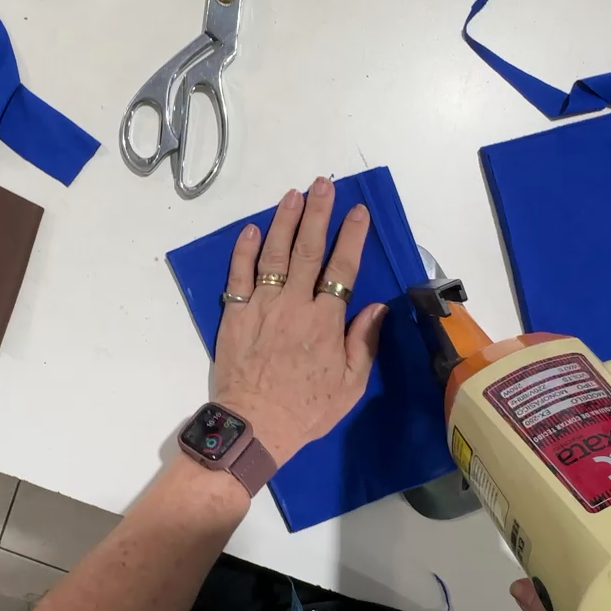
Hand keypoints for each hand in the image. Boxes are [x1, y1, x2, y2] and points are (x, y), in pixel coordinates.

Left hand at [211, 178, 386, 462]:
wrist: (253, 426)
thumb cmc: (306, 409)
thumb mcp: (350, 385)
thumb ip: (363, 343)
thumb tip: (376, 308)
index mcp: (326, 320)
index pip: (342, 268)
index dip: (352, 236)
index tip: (358, 211)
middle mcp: (294, 304)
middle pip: (308, 249)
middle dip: (318, 213)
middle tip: (323, 185)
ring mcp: (261, 305)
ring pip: (273, 253)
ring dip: (284, 221)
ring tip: (292, 195)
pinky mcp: (234, 313)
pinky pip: (238, 275)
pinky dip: (243, 250)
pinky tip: (251, 230)